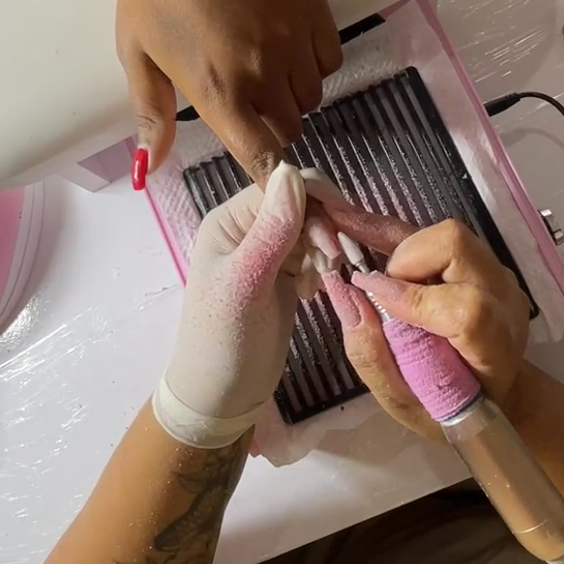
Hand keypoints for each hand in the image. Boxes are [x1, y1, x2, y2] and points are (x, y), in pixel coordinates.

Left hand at [110, 0, 342, 183]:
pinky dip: (314, 62)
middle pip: (289, 128)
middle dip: (273, 126)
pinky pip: (330, 59)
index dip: (266, 172)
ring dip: (293, 94)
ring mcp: (293, 42)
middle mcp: (263, 74)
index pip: (260, 155)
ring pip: (312, 96)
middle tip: (252, 101)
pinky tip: (290, 44)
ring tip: (268, 68)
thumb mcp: (137, 51)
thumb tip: (150, 169)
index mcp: (218, 92)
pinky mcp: (316, 11)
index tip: (270, 175)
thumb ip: (151, 114)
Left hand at [154, 163, 313, 447]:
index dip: (316, 200)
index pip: (282, 186)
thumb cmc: (224, 340)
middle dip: (325, 227)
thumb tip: (291, 169)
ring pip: (314, 228)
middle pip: (303, 204)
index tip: (341, 230)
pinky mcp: (284, 275)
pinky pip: (315, 254)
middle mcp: (248, 228)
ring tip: (322, 281)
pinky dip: (323, 268)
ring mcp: (268, 252)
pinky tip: (314, 292)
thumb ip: (271, 229)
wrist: (222, 395)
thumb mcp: (246, 282)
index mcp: (230, 220)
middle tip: (334, 264)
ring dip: (327, 249)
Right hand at [321, 209, 530, 439]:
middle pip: (456, 246)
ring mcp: (496, 273)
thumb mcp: (403, 402)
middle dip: (404, 259)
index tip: (370, 296)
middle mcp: (503, 299)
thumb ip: (372, 354)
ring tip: (371, 270)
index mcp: (495, 346)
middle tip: (378, 289)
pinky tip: (354, 225)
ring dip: (399, 248)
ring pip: (446, 233)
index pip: (467, 308)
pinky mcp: (481, 258)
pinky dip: (393, 233)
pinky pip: (435, 233)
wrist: (492, 391)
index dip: (413, 298)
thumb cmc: (448, 405)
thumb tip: (343, 293)